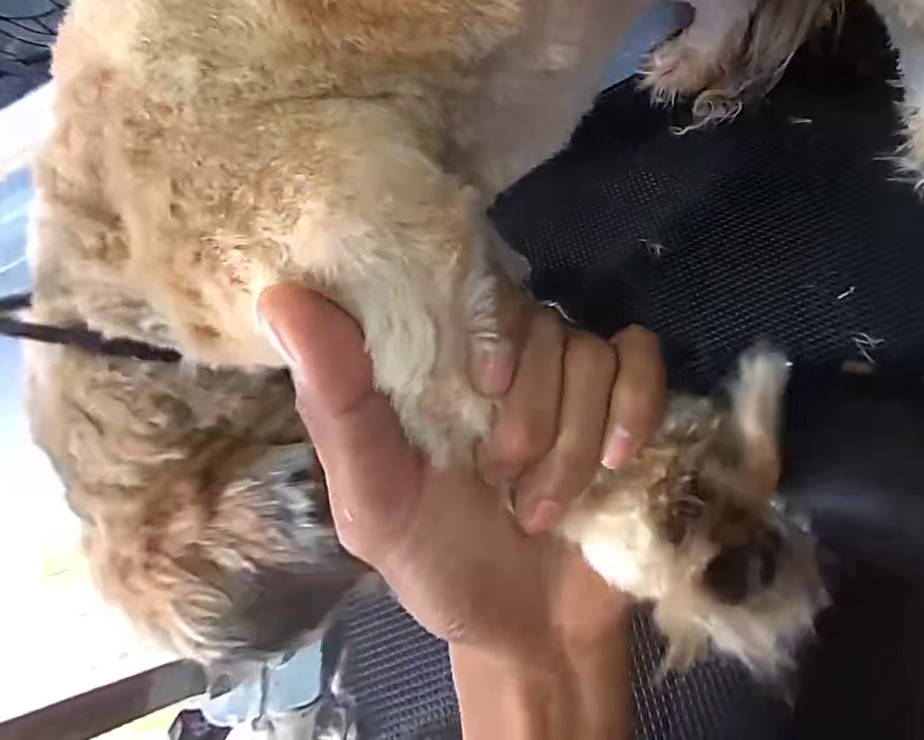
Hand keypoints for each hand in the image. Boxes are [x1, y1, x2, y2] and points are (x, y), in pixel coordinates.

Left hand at [259, 285, 666, 655]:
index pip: (478, 293)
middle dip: (531, 415)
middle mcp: (523, 358)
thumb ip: (339, 403)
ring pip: (593, 353)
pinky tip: (619, 460)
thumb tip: (280, 298)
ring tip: (548, 510)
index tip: (484, 387)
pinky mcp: (634, 399)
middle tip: (506, 481)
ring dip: (576, 440)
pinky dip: (634, 405)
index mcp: (456, 364)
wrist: (534, 628)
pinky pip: (643, 360)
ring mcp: (583, 377)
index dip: (491, 331)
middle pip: (545, 327)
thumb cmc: (444, 561)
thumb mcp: (375, 499)